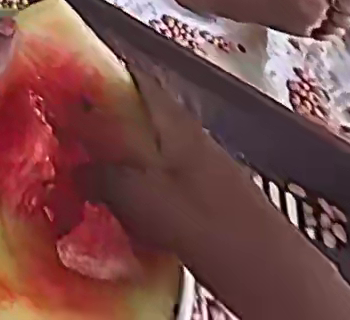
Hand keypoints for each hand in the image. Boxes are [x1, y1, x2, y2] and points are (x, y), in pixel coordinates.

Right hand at [89, 69, 268, 259]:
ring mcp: (203, 168)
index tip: (73, 70)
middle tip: (71, 122)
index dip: (105, 68)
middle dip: (105, 114)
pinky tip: (124, 202)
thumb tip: (73, 168)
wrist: (278, 282)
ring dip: (120, 151)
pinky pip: (161, 176)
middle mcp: (189, 136)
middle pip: (140, 112)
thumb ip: (103, 176)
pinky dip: (138, 180)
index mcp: (174, 122)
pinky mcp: (209, 199)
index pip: (137, 77)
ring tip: (89, 163)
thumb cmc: (209, 226)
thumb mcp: (143, 198)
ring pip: (149, 146)